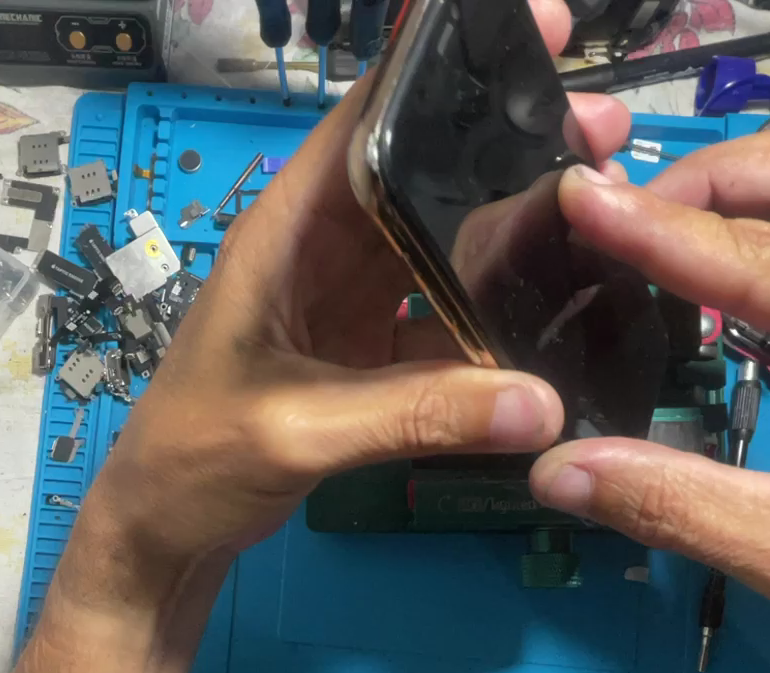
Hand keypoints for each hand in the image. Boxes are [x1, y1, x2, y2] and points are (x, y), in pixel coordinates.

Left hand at [72, 0, 633, 596]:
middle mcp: (319, 256)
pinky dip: (484, 326)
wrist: (166, 527)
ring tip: (594, 215)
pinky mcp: (361, 360)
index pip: (366, 122)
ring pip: (436, 251)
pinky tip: (540, 326)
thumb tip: (539, 404)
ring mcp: (343, 309)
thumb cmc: (195, 460)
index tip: (538, 26)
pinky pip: (435, 327)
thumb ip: (410, 414)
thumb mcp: (294, 430)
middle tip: (603, 134)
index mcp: (285, 235)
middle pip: (420, 178)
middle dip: (505, 149)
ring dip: (505, 236)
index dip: (444, 66)